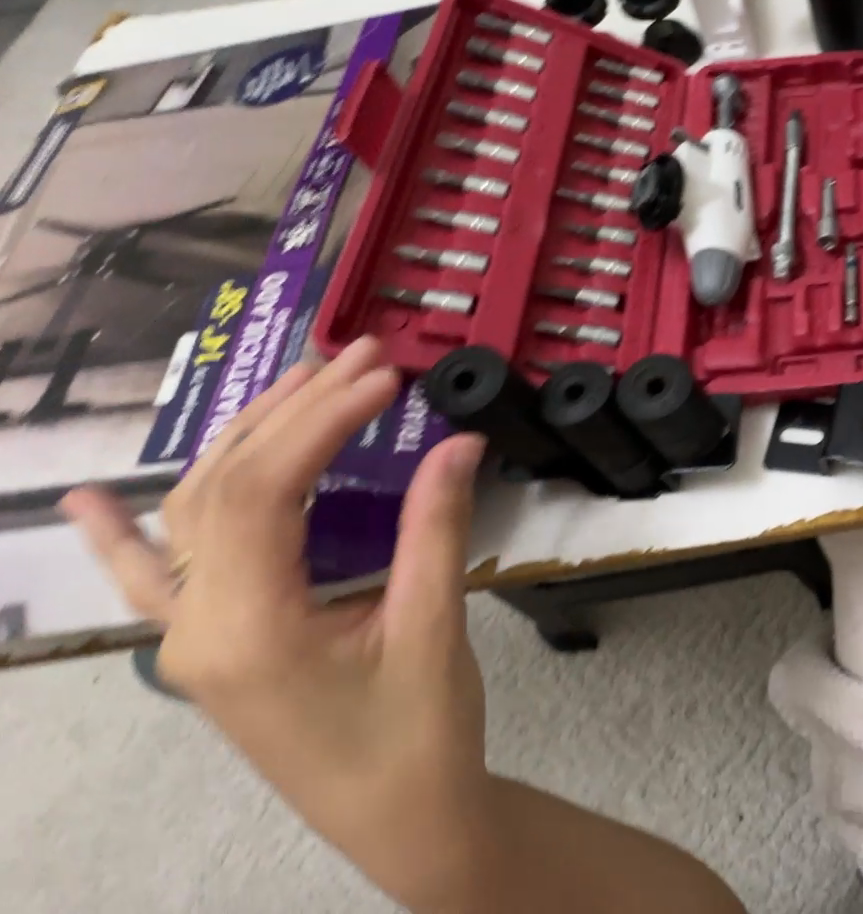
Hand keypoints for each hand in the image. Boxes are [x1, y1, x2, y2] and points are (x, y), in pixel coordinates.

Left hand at [61, 337, 493, 909]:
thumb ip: (435, 529)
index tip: (387, 378)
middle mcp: (197, 626)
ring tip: (301, 382)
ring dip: (244, 440)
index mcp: (249, 626)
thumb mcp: (434, 627)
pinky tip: (95, 501)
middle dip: (293, 411)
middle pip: (223, 488)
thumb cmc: (420, 729)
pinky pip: (152, 583)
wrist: (400, 812)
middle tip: (363, 357)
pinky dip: (123, 536)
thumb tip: (459, 442)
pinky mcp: (210, 646)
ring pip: (192, 516)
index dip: (324, 421)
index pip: (265, 491)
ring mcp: (190, 638)